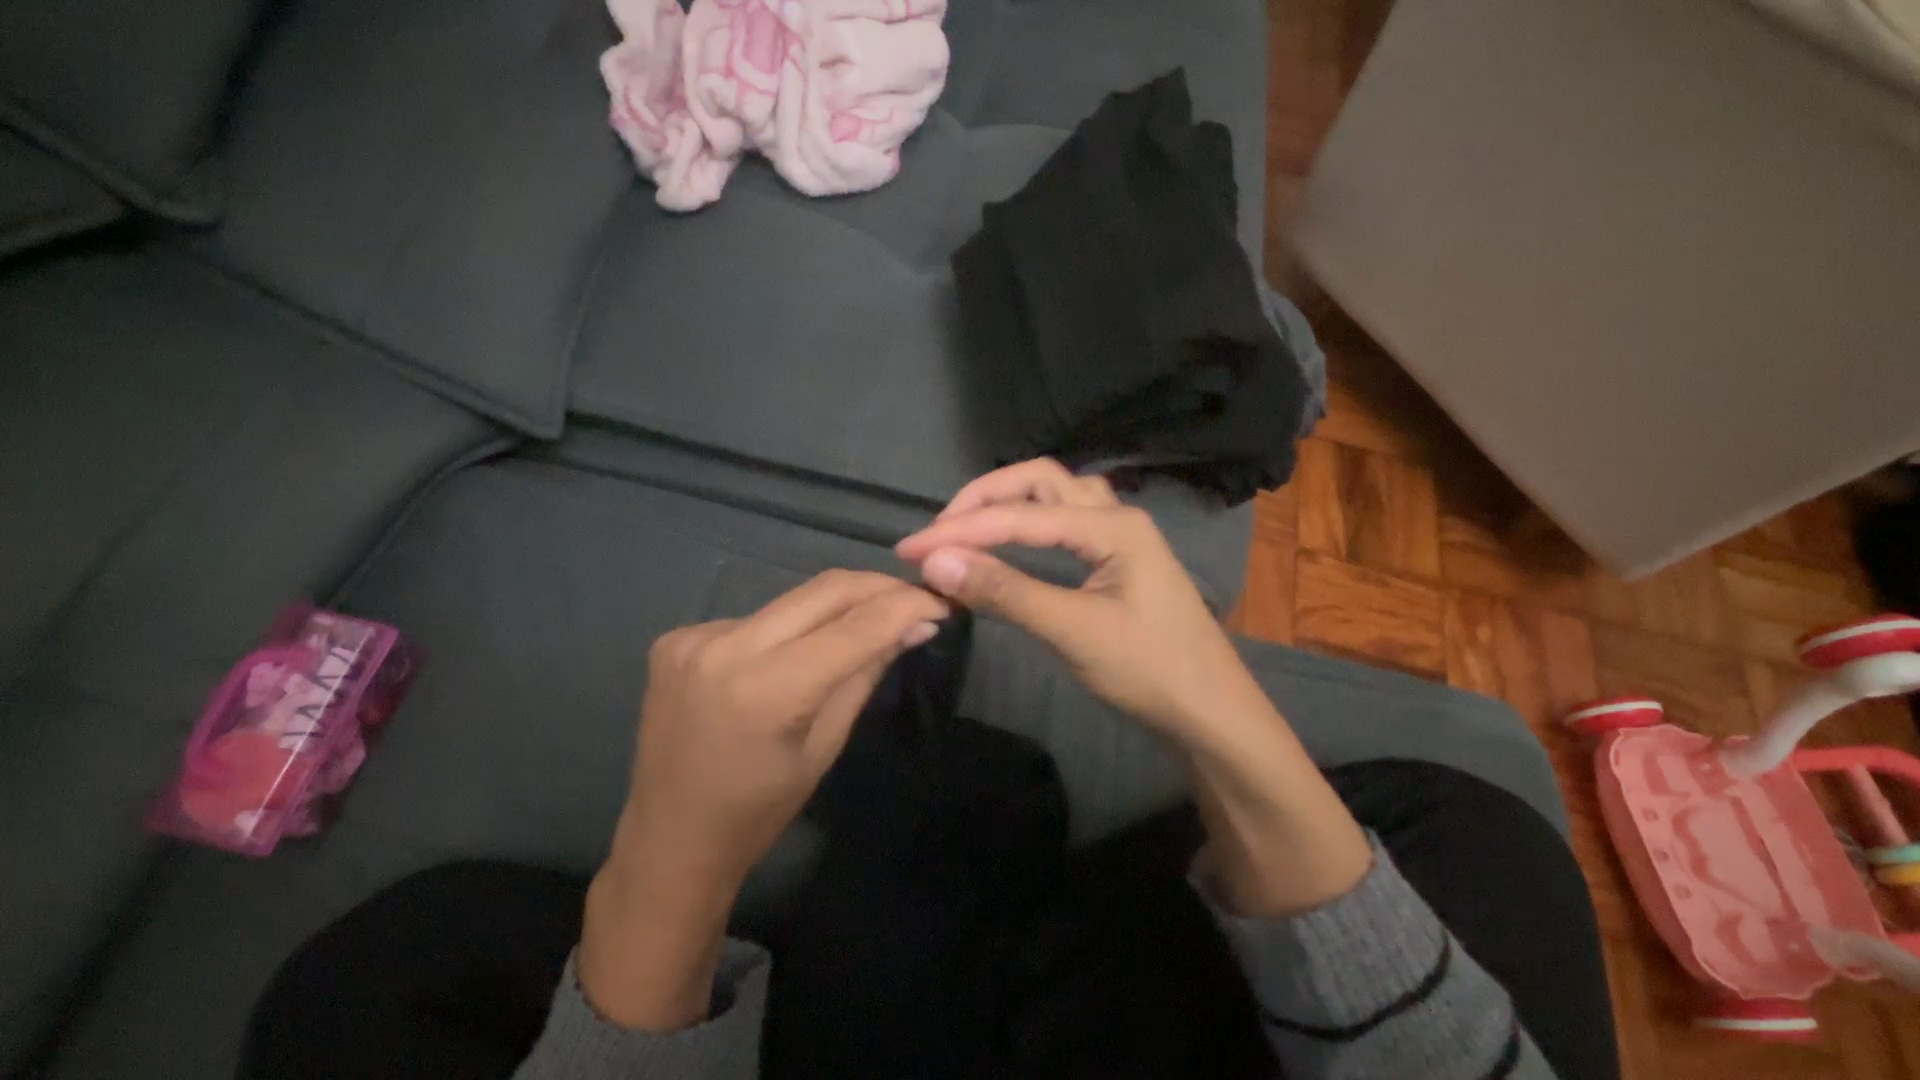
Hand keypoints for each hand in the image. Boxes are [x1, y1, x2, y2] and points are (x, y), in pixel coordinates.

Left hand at [580, 571, 947, 1030]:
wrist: (670, 838)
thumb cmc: (758, 810)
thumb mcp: (825, 747)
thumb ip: (865, 674)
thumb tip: (914, 624)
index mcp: (766, 690)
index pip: (854, 627)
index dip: (904, 606)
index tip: (940, 601)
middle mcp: (725, 648)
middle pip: (822, 591)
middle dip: (876, 588)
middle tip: (915, 597)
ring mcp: (693, 637)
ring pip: (788, 602)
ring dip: (833, 607)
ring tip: (864, 624)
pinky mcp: (676, 637)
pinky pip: (752, 618)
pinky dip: (785, 629)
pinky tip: (791, 655)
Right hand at [895, 458, 1260, 744]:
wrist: (1212, 713)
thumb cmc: (1150, 672)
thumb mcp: (1073, 632)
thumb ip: (1005, 592)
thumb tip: (936, 562)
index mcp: (1113, 526)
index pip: (1019, 516)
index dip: (960, 531)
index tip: (909, 551)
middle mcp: (1117, 517)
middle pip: (1040, 482)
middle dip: (985, 498)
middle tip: (940, 531)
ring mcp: (1123, 538)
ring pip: (1056, 498)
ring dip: (1009, 503)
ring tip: (967, 530)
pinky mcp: (1120, 562)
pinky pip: (1067, 523)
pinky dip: (1030, 524)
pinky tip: (1012, 543)